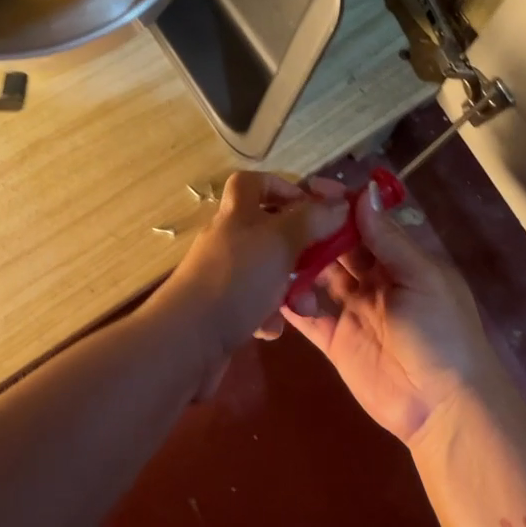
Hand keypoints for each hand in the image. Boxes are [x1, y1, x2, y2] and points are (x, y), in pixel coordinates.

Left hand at [146, 171, 346, 391]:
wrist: (185, 344)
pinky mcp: (220, 312)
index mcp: (237, 214)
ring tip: (303, 305)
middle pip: (266, 229)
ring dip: (289, 287)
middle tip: (320, 263)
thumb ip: (312, 220)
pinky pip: (253, 306)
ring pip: (266, 271)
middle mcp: (227, 240)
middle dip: (298, 247)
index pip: (252, 182)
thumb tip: (340, 203)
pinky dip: (268, 315)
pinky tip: (272, 328)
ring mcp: (222, 277)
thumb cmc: (236, 280)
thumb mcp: (280, 242)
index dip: (281, 187)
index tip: (310, 207)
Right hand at [284, 180, 504, 443]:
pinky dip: (289, 300)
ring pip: (318, 274)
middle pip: (337, 244)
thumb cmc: (442, 331)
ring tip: (268, 241)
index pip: (364, 221)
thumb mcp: (421, 277)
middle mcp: (373, 277)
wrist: (444, 405)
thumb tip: (364, 190)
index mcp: (400, 258)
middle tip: (279, 209)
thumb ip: (388, 238)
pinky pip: (306, 313)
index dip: (339, 204)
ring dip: (297, 258)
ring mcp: (351, 307)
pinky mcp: (333, 339)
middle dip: (312, 226)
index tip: (309, 186)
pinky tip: (268, 284)